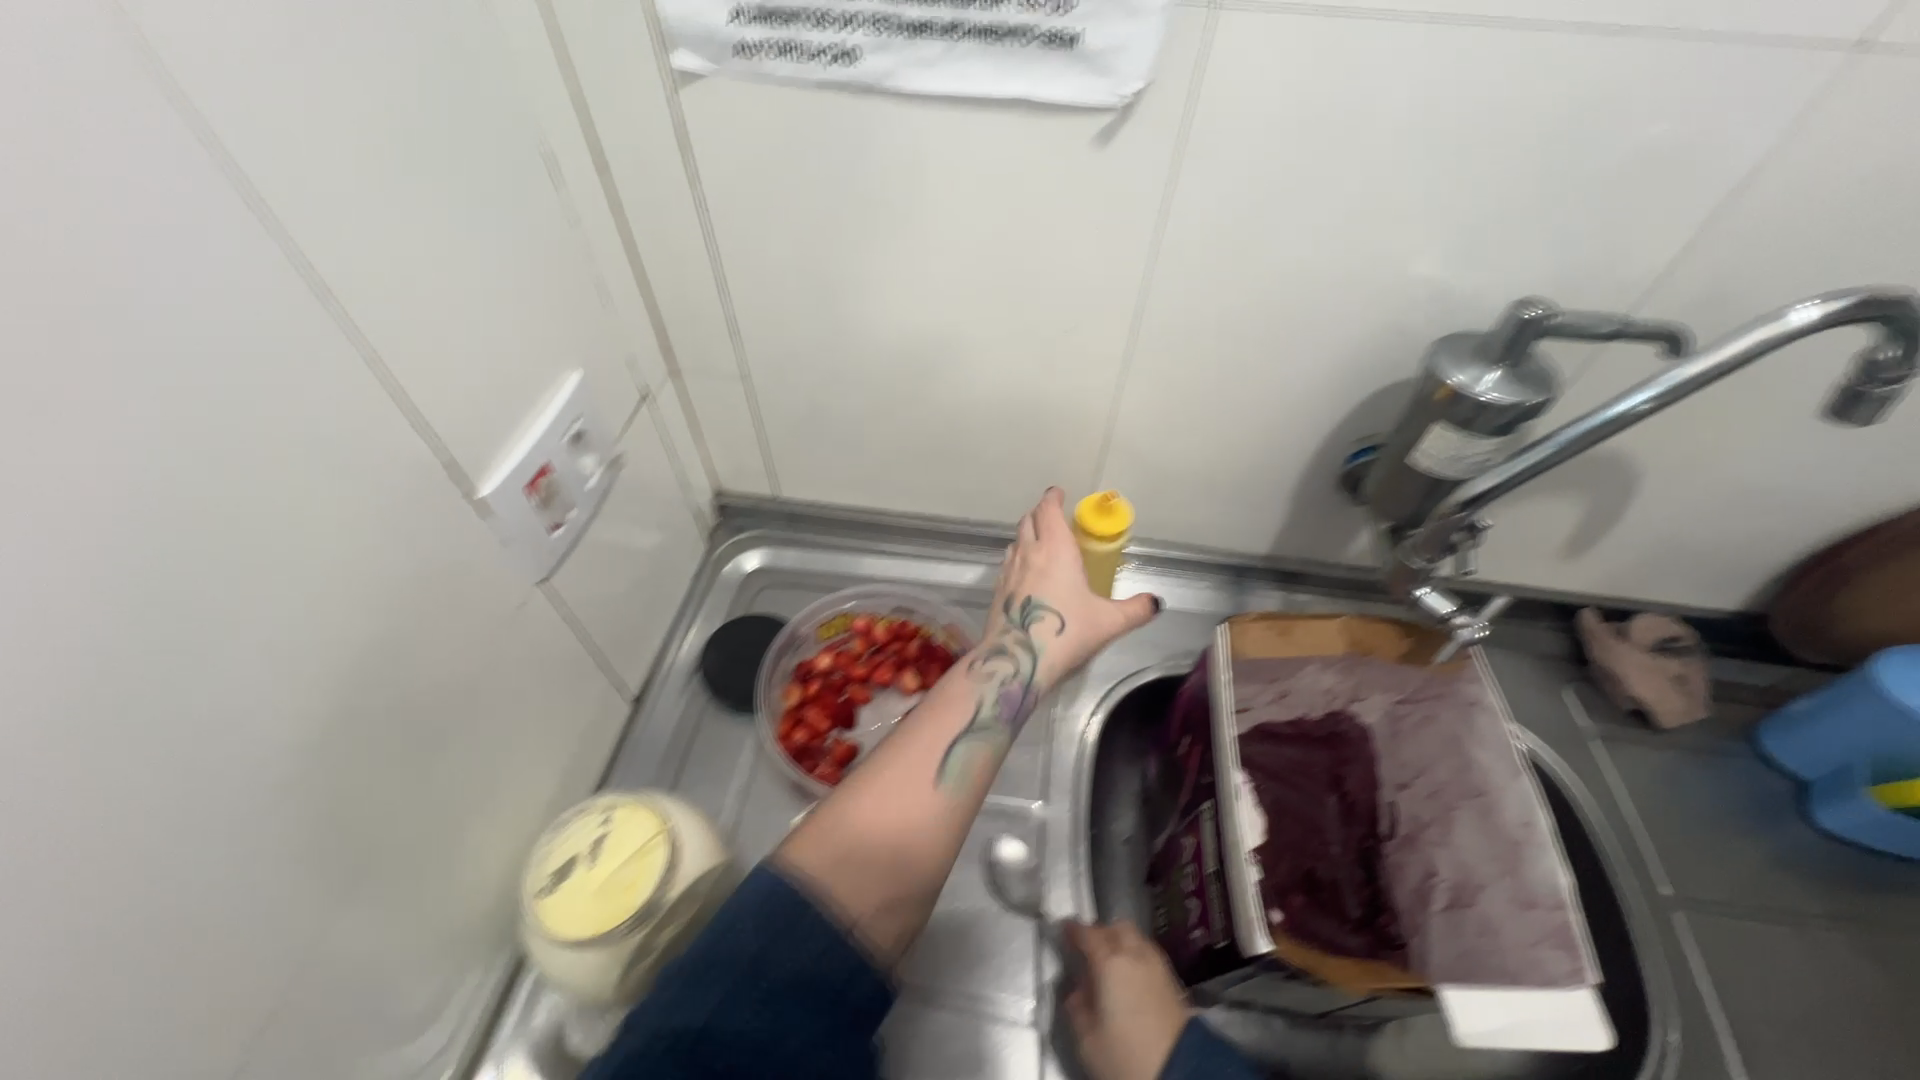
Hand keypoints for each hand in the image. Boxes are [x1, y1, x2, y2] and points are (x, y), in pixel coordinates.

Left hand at [989, 488, 1159, 691]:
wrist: (1018, 660)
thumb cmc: (1066, 632)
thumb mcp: (1109, 622)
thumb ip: (1135, 610)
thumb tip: (1156, 602)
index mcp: (1055, 548)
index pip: (1047, 510)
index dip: (1052, 498)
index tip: (1058, 493)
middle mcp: (1028, 553)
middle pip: (1028, 520)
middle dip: (1040, 513)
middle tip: (1053, 517)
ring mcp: (1008, 571)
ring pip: (1015, 541)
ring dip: (1027, 535)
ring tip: (1041, 543)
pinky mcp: (997, 591)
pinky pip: (1007, 563)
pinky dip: (1018, 558)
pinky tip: (1027, 574)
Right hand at [1061, 921, 1193, 1079]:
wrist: (1180, 1074)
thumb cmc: (1127, 1056)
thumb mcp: (1088, 1040)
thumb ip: (1077, 1009)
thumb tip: (1077, 993)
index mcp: (1110, 964)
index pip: (1089, 934)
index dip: (1074, 929)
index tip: (1064, 929)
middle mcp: (1136, 956)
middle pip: (1117, 928)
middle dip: (1101, 931)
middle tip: (1088, 947)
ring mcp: (1158, 967)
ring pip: (1137, 939)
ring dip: (1121, 942)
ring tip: (1110, 962)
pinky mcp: (1174, 983)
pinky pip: (1150, 955)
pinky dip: (1137, 956)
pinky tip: (1131, 977)